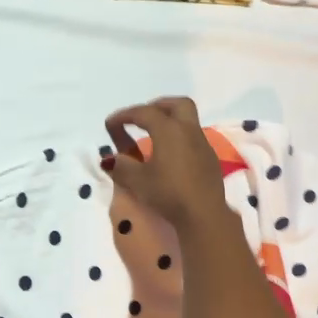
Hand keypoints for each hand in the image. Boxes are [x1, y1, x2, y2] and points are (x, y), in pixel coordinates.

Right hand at [102, 98, 230, 229]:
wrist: (203, 212)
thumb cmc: (167, 192)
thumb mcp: (137, 181)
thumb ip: (121, 166)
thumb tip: (109, 159)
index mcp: (168, 130)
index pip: (144, 113)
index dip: (124, 115)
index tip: (109, 123)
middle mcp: (188, 129)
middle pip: (176, 104)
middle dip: (156, 106)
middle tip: (140, 117)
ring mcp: (202, 142)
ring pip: (187, 119)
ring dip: (169, 120)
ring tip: (152, 136)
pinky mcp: (208, 157)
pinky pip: (191, 136)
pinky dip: (177, 137)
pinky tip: (168, 154)